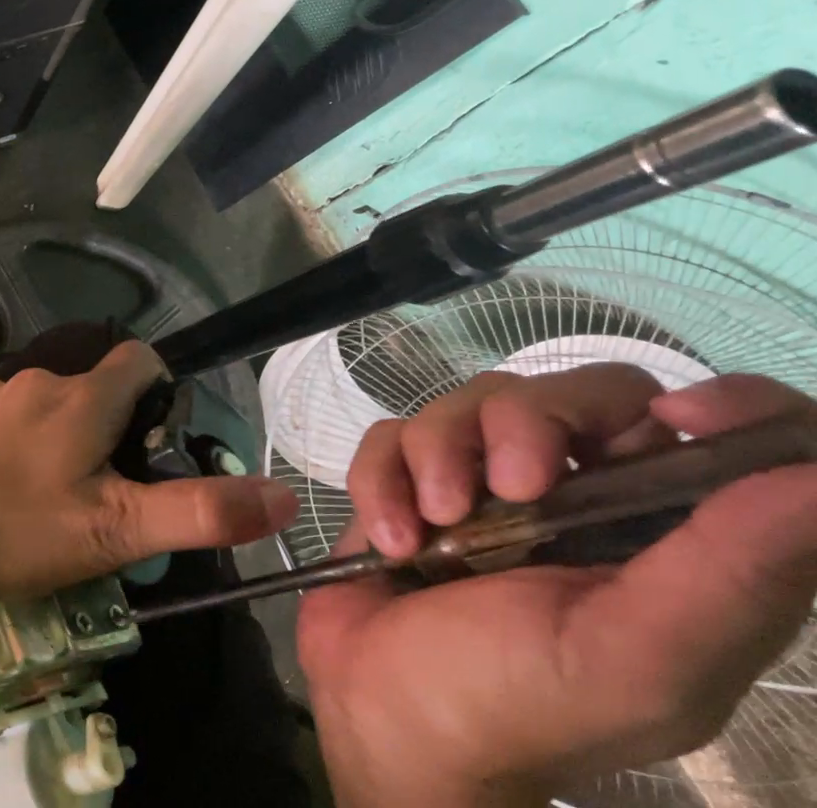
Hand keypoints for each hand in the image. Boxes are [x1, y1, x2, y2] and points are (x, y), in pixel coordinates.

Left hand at [0, 340, 298, 597]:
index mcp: (83, 399)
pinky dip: (7, 438)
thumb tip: (283, 496)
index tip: (154, 443)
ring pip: (41, 402)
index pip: (140, 359)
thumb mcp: (116, 532)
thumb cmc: (15, 529)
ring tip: (42, 494)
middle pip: (92, 387)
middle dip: (108, 428)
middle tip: (100, 490)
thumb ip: (199, 513)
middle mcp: (35, 377)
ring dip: (54, 435)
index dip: (160, 391)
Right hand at [299, 366, 816, 806]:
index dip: (727, 404)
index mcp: (672, 540)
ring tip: (423, 531)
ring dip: (435, 457)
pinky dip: (380, 477)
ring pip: (471, 401)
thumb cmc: (516, 704)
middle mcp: (586, 497)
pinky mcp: (409, 480)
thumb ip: (728, 574)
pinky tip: (390, 539)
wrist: (381, 719)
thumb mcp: (633, 658)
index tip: (673, 419)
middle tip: (501, 490)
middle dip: (523, 423)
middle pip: (576, 393)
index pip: (734, 436)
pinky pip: (394, 433)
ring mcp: (486, 484)